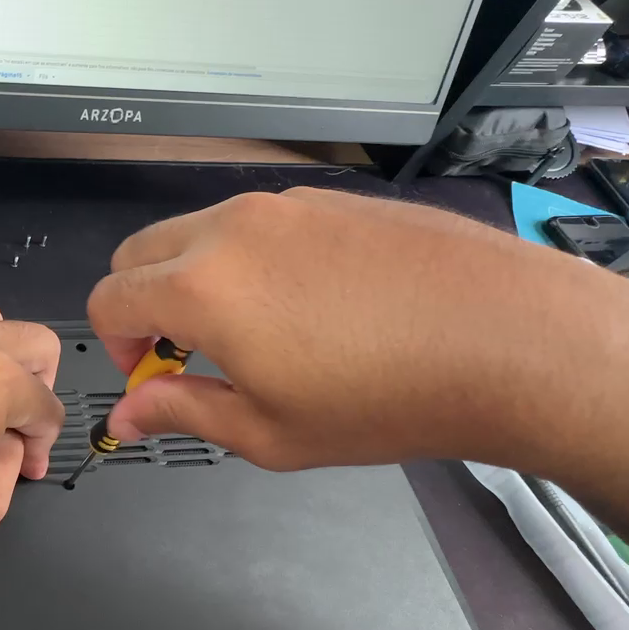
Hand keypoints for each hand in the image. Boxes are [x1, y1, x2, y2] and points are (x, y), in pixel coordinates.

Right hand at [86, 186, 628, 470]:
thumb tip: (126, 415)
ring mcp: (284, 204)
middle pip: (138, 253)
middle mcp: (231, 229)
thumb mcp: (266, 431)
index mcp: (201, 286)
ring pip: (196, 233)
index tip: (149, 373)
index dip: (113, 344)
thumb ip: (179, 412)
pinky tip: (305, 303)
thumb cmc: (383, 400)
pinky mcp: (330, 197)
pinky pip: (254, 224)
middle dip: (140, 304)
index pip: (108, 298)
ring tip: (251, 330)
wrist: (520, 341)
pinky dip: (244, 260)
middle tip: (183, 351)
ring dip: (191, 278)